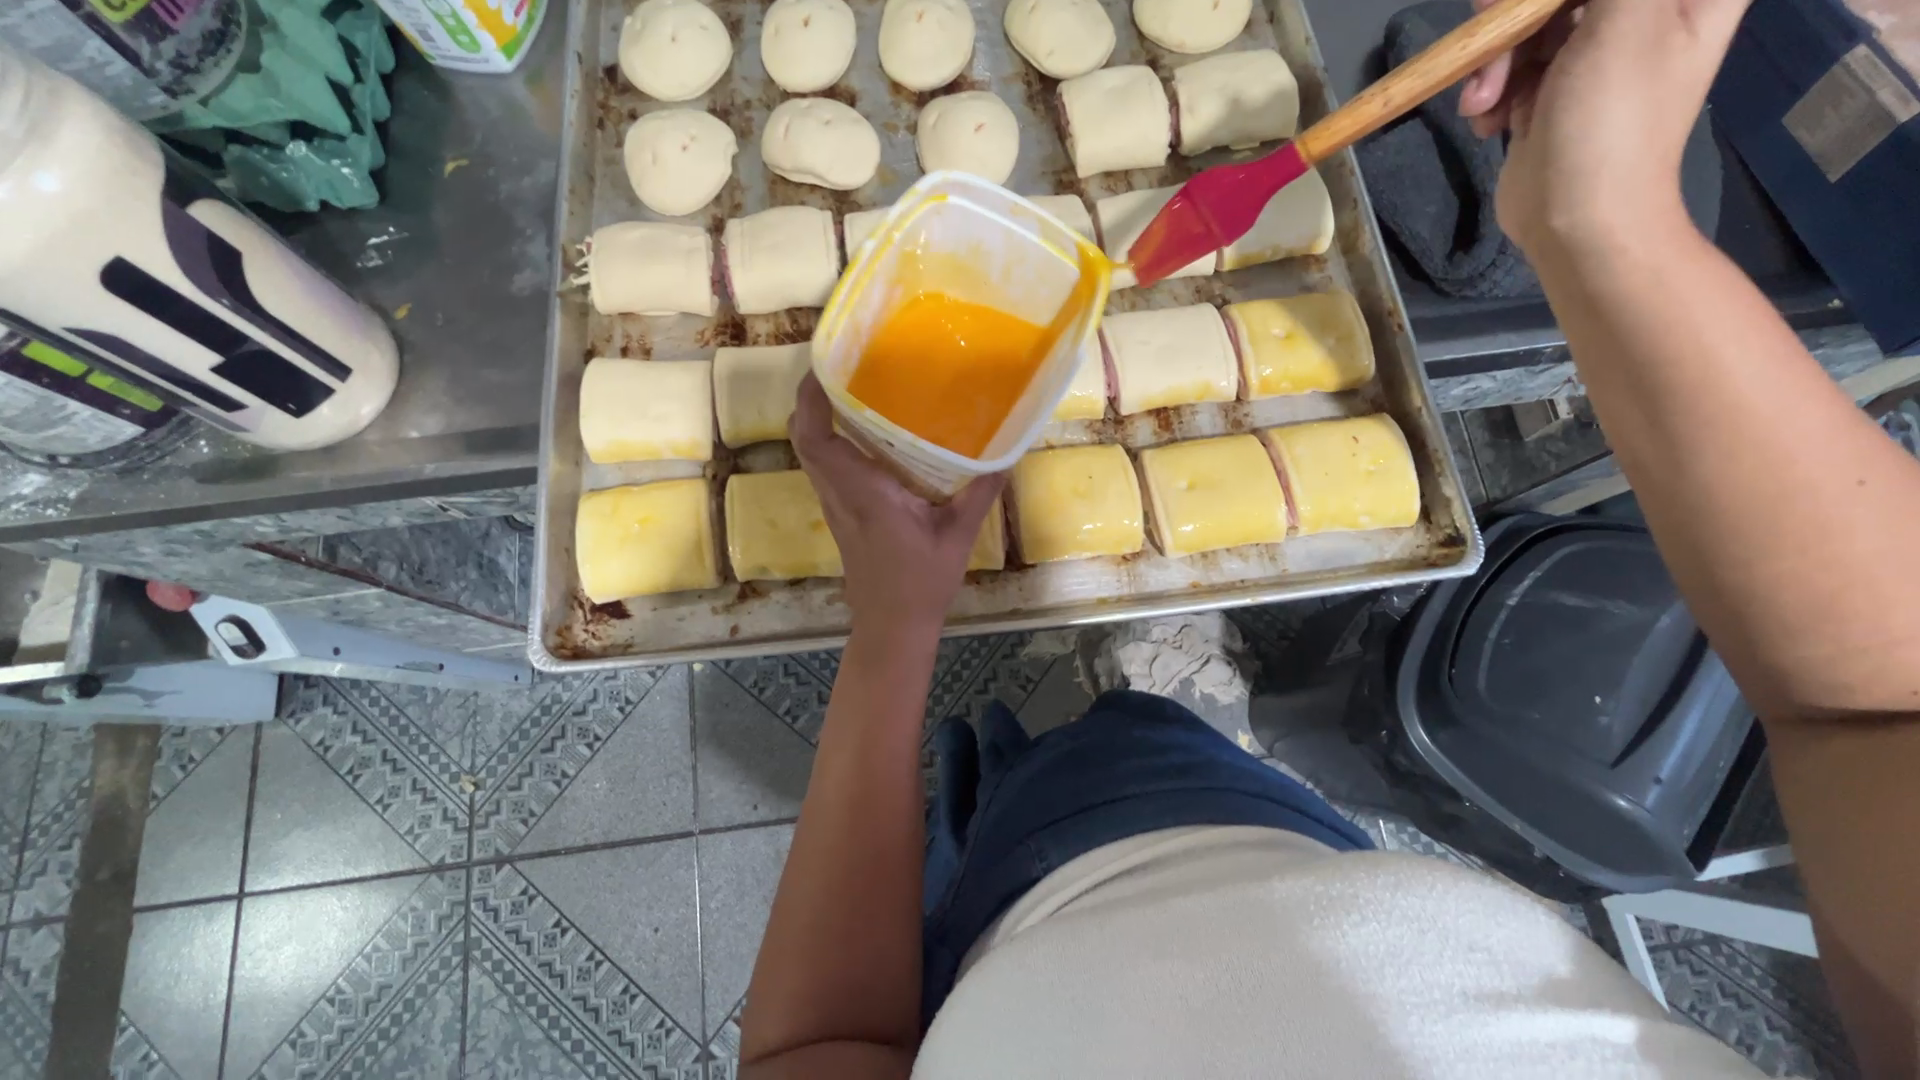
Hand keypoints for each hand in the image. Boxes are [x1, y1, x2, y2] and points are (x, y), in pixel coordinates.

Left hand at [789, 374, 1006, 640]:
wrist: (892, 625)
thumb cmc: (922, 582)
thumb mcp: (958, 535)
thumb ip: (980, 491)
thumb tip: (1008, 450)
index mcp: (863, 493)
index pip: (817, 440)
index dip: (812, 400)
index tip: (825, 366)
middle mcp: (840, 494)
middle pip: (804, 438)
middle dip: (813, 398)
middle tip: (841, 367)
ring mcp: (835, 505)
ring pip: (811, 452)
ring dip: (819, 418)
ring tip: (852, 389)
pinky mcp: (841, 513)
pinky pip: (824, 466)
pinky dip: (831, 440)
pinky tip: (865, 432)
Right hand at [1457, 0, 1751, 255]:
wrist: (1577, 221)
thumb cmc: (1612, 120)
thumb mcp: (1624, 19)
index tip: (1529, 5)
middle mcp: (1643, 14)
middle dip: (1516, 12)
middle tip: (1487, 29)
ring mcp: (1591, 54)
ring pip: (1528, 22)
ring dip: (1493, 59)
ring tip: (1483, 101)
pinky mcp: (1548, 92)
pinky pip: (1510, 65)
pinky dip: (1490, 90)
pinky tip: (1488, 119)